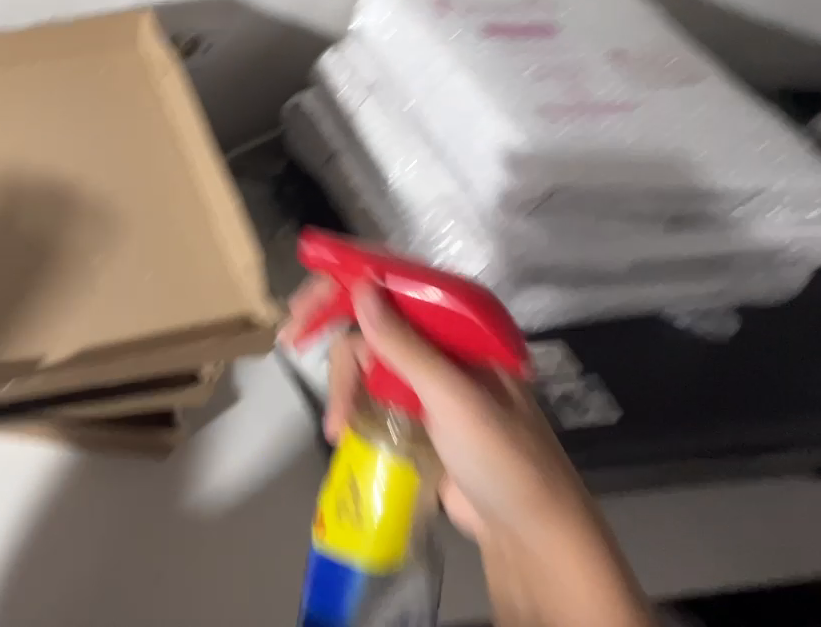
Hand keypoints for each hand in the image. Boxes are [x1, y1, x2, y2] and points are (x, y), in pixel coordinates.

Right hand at [288, 278, 650, 625]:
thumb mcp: (453, 400)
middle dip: (329, 329)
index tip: (307, 299)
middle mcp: (443, 343)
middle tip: (290, 338)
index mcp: (464, 330)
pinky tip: (341, 429)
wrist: (530, 538)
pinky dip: (348, 405)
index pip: (397, 285)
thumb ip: (405, 345)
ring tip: (338, 424)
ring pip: (362, 356)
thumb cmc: (506, 461)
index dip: (349, 281)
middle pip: (370, 317)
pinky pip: (366, 390)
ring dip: (341, 385)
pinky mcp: (412, 410)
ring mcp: (426, 377)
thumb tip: (360, 287)